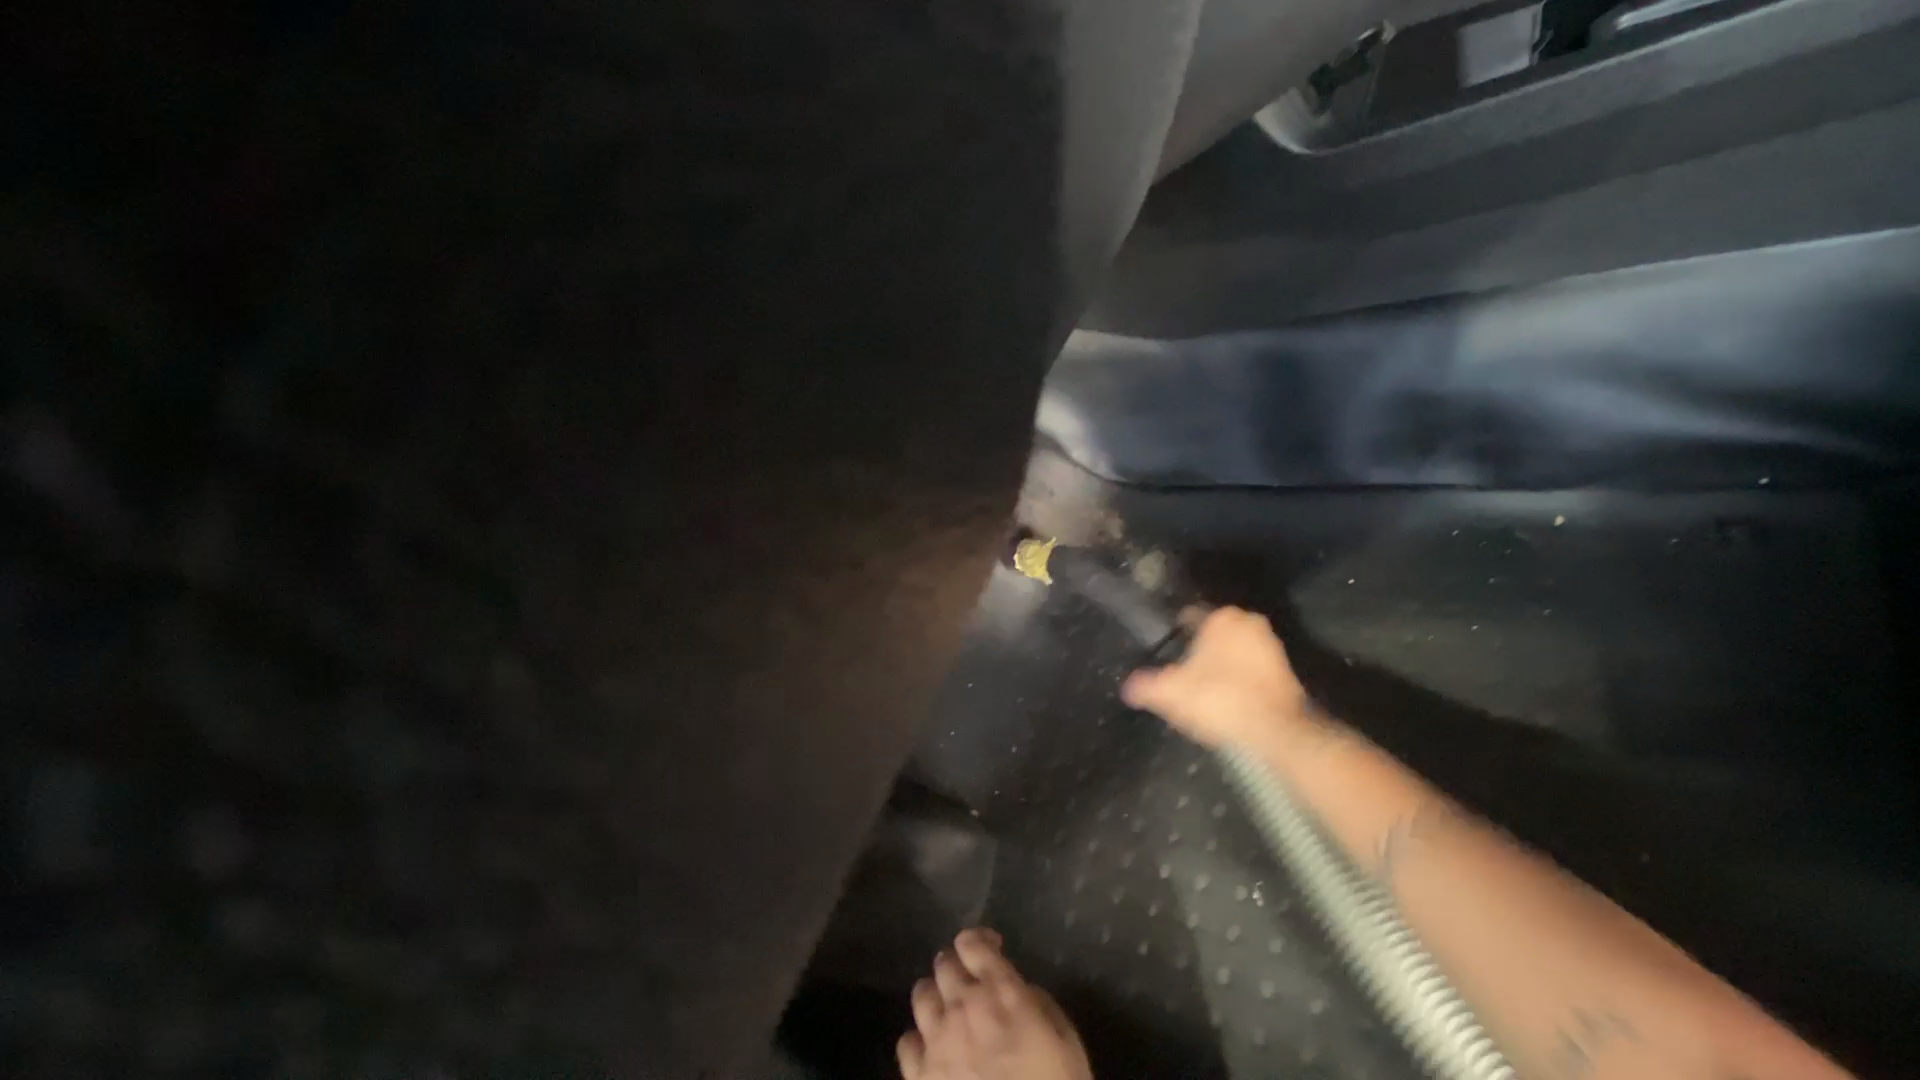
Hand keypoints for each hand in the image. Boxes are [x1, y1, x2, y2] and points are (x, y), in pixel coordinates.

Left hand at [898, 929, 1091, 1079]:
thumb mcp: (1065, 1038)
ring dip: (935, 996)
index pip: (972, 942)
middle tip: (969, 979)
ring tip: (946, 1010)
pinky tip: (933, 1049)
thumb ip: (1036, 1002)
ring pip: (921, 995)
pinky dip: (920, 1040)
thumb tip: (1017, 989)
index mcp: (1001, 992)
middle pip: (944, 964)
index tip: (989, 946)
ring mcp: (937, 1041)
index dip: (978, 938)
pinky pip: (906, 1042)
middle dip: (956, 965)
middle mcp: (963, 1006)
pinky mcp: (919, 1075)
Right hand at [1121, 607, 1310, 751]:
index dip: (1176, 636)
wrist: (1274, 731)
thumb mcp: (1171, 694)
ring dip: (1223, 667)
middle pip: (1215, 636)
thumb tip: (1128, 688)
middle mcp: (1250, 623)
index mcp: (1221, 619)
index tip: (1167, 652)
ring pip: (1236, 653)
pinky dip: (1242, 682)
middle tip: (1184, 674)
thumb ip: (1145, 687)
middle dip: (1201, 652)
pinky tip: (1229, 702)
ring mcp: (1272, 647)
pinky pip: (1253, 671)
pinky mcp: (1287, 672)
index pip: (1190, 618)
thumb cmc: (1219, 699)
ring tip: (1205, 691)